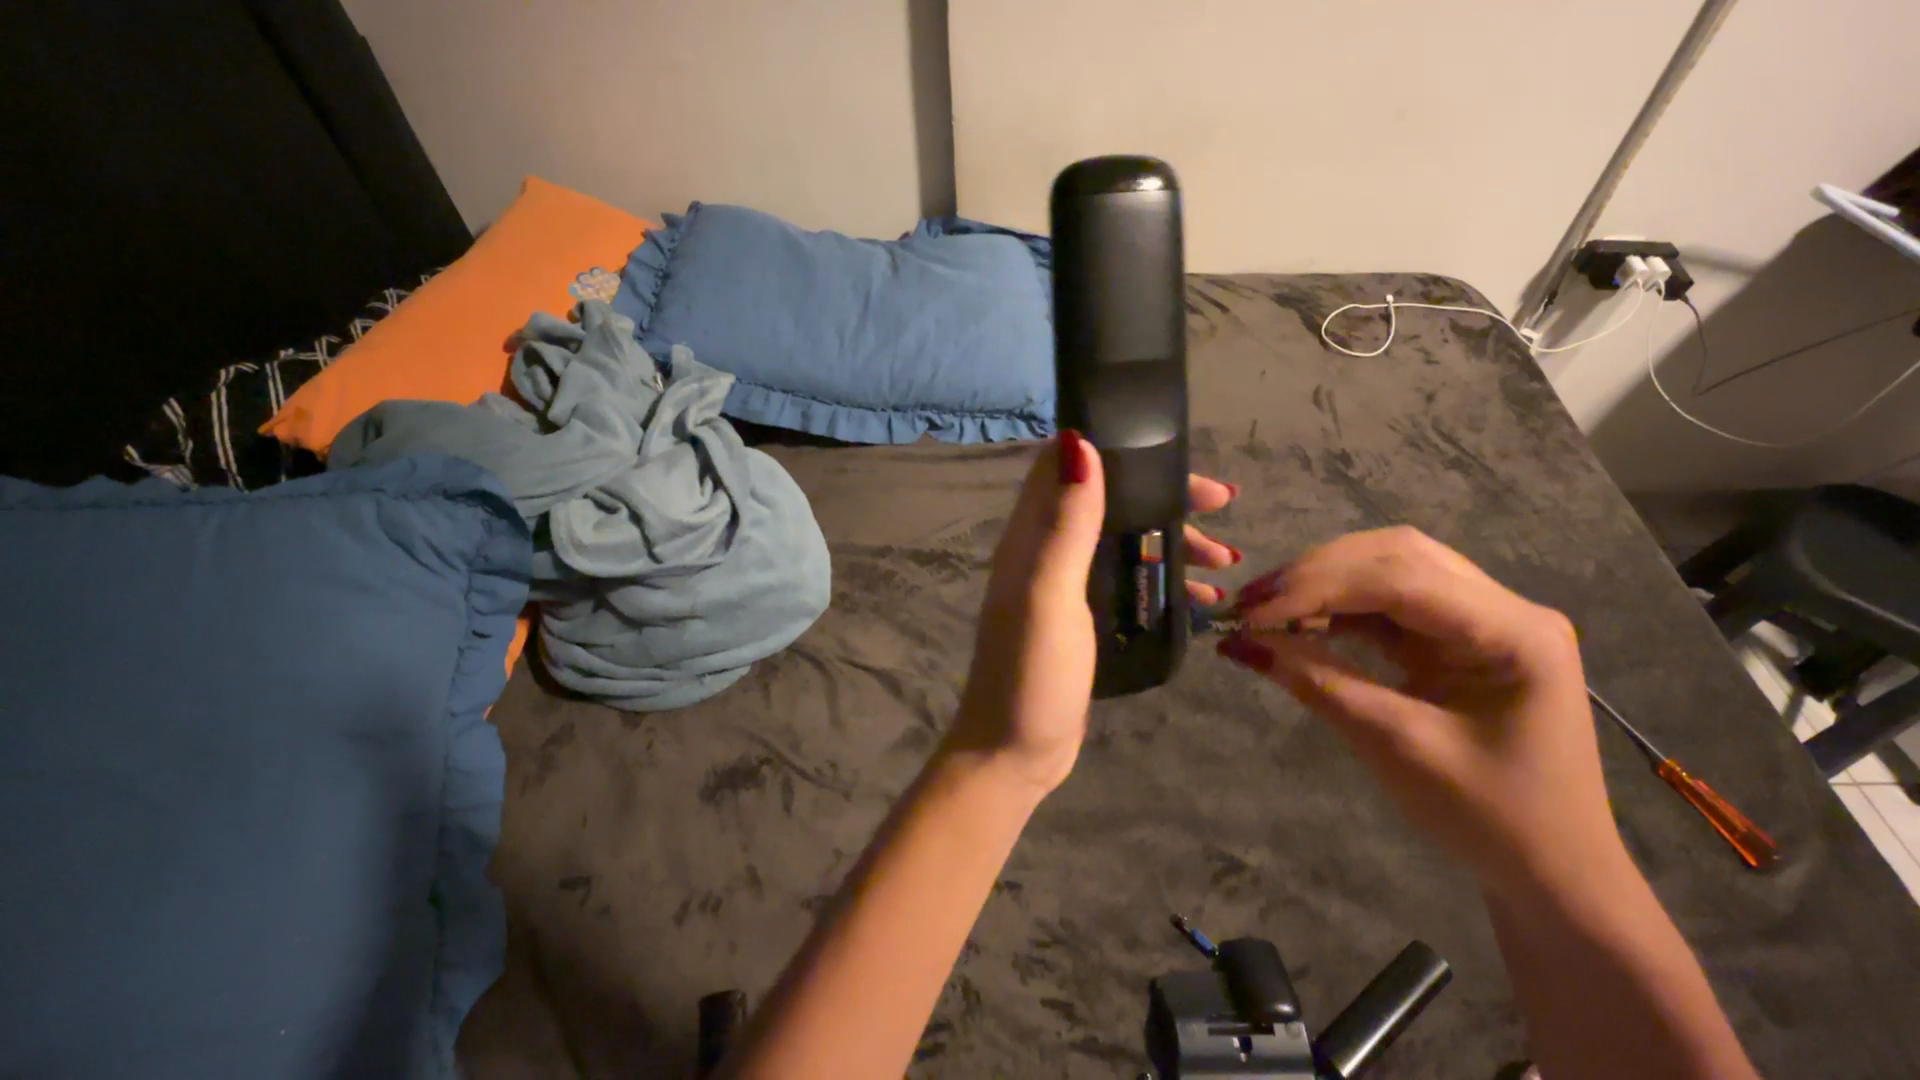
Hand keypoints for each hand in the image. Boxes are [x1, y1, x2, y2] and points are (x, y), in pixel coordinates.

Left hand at [949, 431, 1238, 794]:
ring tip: (1226, 562)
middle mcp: (1046, 552)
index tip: (1173, 455)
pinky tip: (1205, 601)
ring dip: (1174, 541)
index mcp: (1031, 537)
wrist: (1016, 752)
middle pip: (1109, 501)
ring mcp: (1068, 588)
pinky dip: (1168, 580)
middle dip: (1164, 497)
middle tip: (1222, 506)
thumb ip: (1066, 523)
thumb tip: (1080, 441)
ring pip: (1126, 542)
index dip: (1115, 447)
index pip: (1064, 466)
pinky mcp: (1086, 620)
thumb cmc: (1032, 674)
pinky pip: (1133, 582)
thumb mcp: (1050, 595)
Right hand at [1217, 526, 1616, 894]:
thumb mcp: (1396, 747)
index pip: (1400, 578)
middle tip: (1248, 605)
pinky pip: (1392, 603)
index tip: (1249, 613)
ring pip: (1392, 569)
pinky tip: (1300, 622)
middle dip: (1316, 574)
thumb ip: (1318, 683)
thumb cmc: (1489, 818)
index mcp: (1513, 632)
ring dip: (1325, 583)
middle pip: (1397, 557)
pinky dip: (1341, 608)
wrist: (1553, 871)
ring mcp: (1485, 619)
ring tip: (1264, 610)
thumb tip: (1239, 643)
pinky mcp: (1460, 637)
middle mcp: (1506, 607)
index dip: (1316, 586)